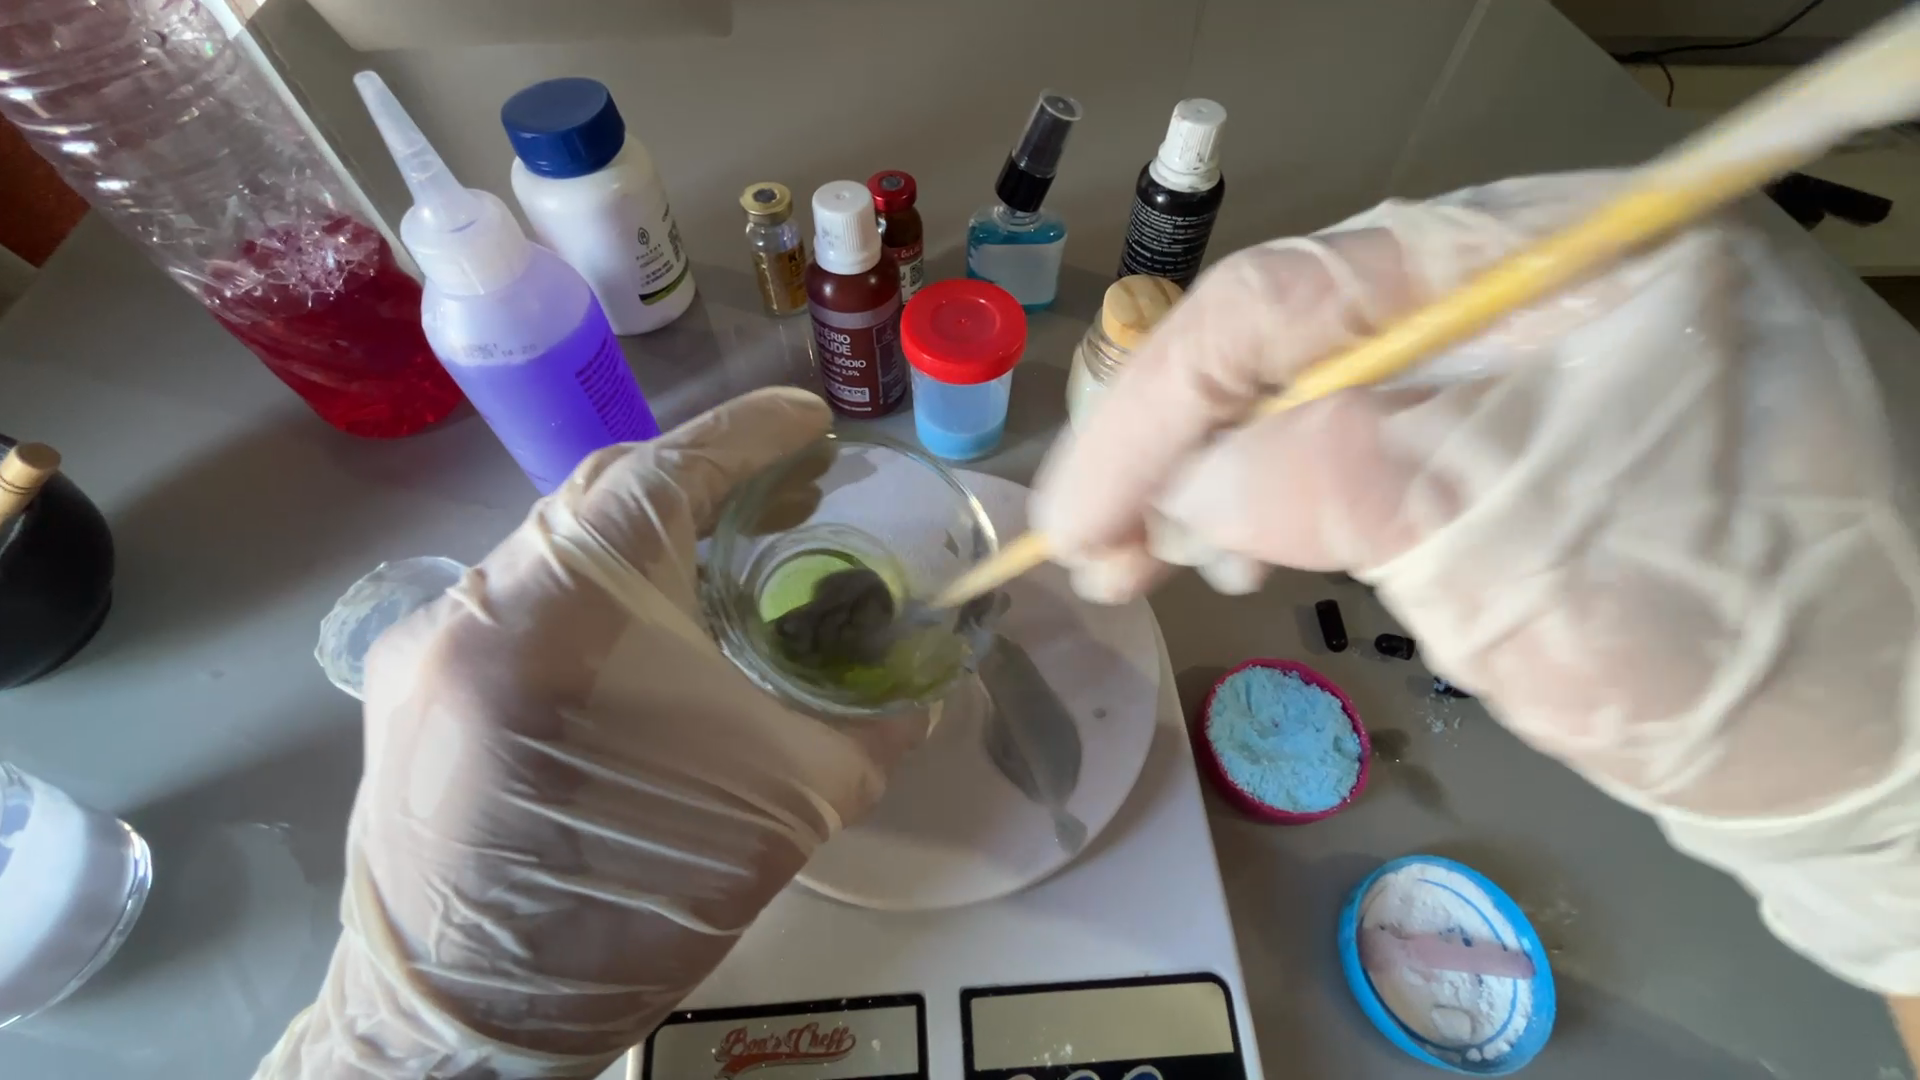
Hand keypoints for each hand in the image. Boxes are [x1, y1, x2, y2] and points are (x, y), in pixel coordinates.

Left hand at [257, 388, 928, 1078]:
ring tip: (741, 537)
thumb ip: (874, 728)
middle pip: (610, 488)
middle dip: (714, 472)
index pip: (661, 473)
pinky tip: (660, 604)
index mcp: (566, 623)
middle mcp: (481, 604)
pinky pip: (532, 581)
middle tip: (796, 485)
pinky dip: (610, 568)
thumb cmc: (635, 909)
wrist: (466, 1025)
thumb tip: (932, 681)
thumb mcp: (787, 812)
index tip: (814, 421)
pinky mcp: (421, 669)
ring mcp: (436, 633)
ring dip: (662, 519)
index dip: (748, 433)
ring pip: (568, 531)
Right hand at [1033, 173, 1919, 995]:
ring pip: (1259, 399)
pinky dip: (1232, 506)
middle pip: (1253, 343)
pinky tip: (1215, 554)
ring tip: (1140, 565)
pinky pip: (1295, 450)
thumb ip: (1331, 482)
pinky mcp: (1432, 438)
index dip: (1148, 410)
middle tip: (1087, 552)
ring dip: (1181, 483)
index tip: (1073, 516)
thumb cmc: (1714, 631)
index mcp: (1529, 259)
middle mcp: (1476, 290)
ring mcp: (1449, 368)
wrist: (1848, 736)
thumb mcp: (1511, 540)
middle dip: (1150, 451)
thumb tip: (1183, 485)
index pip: (1274, 303)